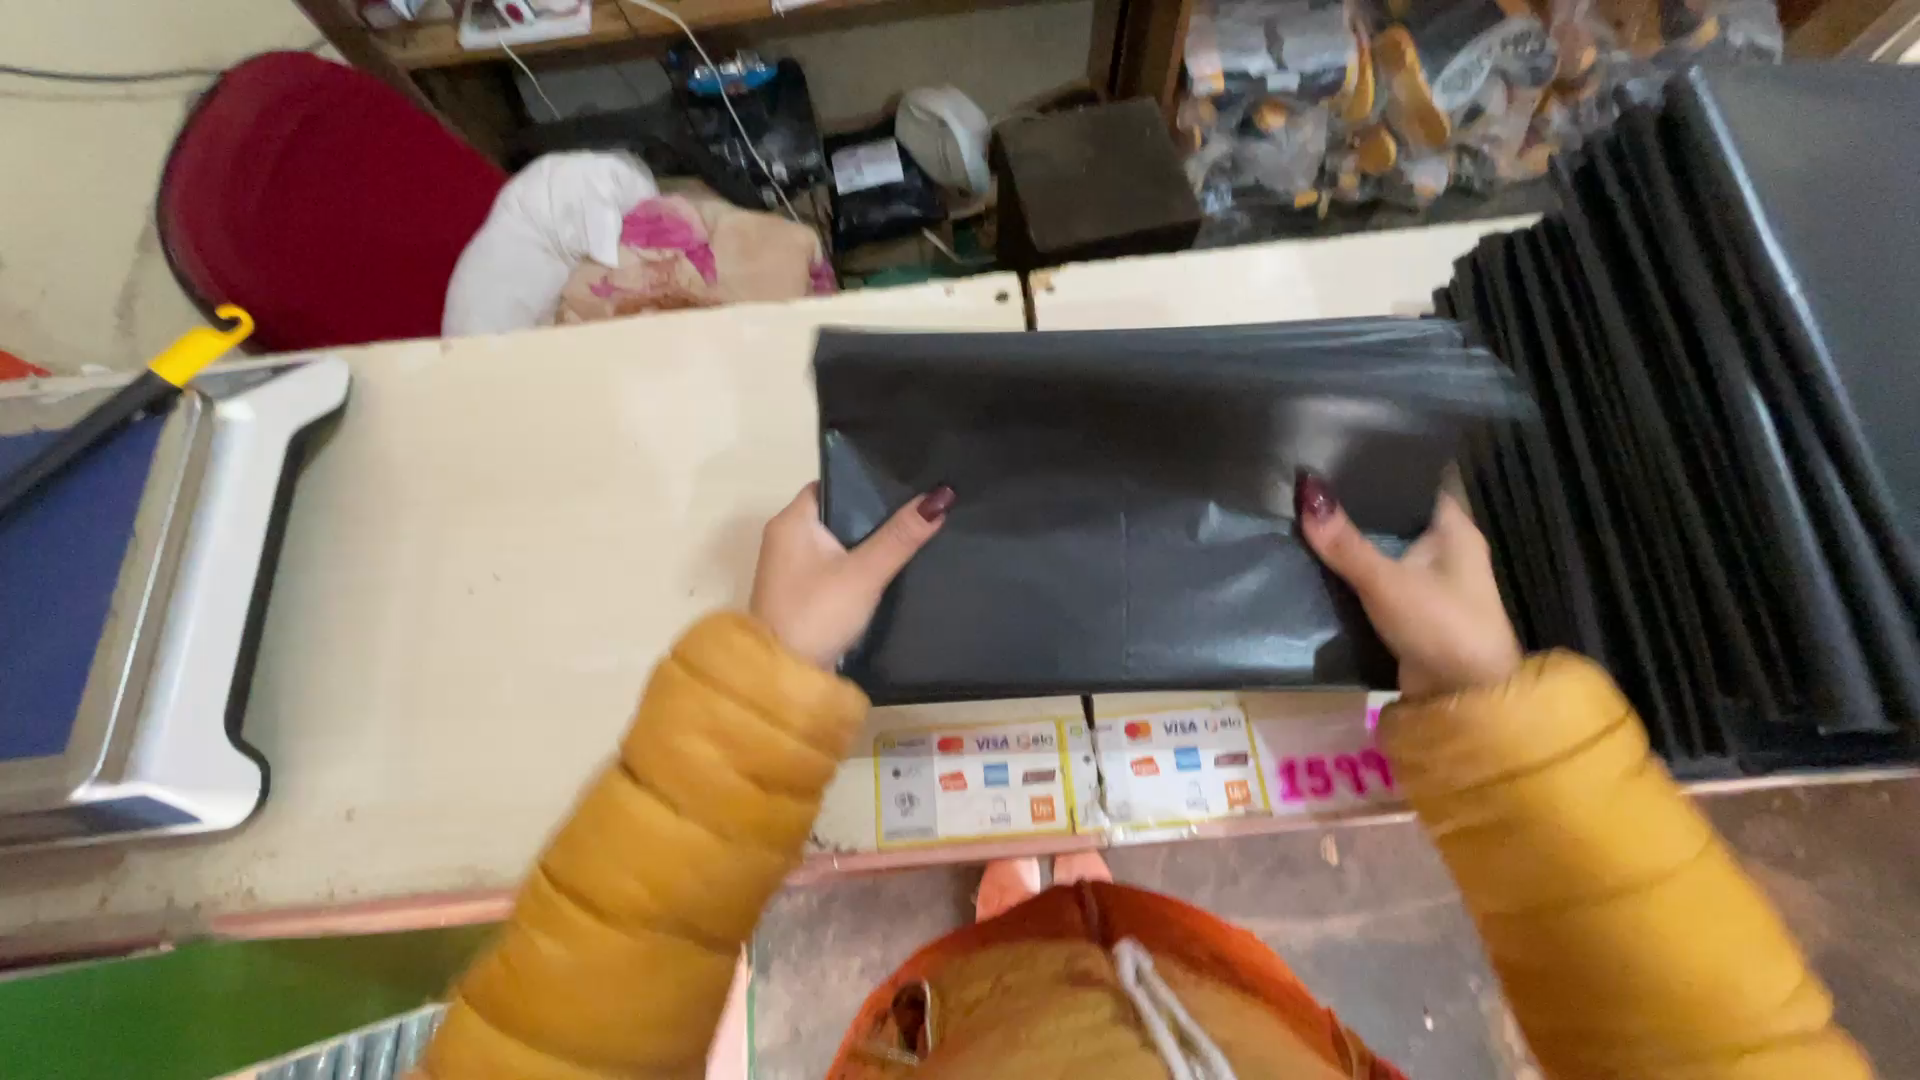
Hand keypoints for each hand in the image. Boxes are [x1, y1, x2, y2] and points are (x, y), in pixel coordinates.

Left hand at [749, 482, 954, 668]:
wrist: (786, 677)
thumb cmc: (818, 613)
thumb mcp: (865, 573)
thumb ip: (901, 536)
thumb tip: (941, 496)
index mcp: (791, 520)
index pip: (834, 483)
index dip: (869, 480)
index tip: (908, 482)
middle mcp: (786, 537)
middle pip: (839, 512)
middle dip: (876, 512)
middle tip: (920, 505)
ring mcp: (792, 567)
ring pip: (840, 540)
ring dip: (869, 539)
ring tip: (914, 529)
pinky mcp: (803, 592)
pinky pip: (836, 564)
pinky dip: (859, 563)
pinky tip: (889, 565)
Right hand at [1297, 473, 1521, 699]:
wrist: (1462, 697)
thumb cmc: (1441, 625)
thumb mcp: (1386, 580)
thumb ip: (1345, 542)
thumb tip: (1307, 491)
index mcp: (1454, 530)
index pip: (1417, 481)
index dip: (1383, 466)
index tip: (1339, 451)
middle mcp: (1443, 549)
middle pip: (1393, 516)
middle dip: (1355, 505)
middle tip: (1306, 483)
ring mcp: (1426, 580)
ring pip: (1380, 548)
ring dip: (1349, 540)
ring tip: (1301, 513)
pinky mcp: (1407, 607)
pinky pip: (1373, 578)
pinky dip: (1349, 571)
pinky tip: (1315, 559)